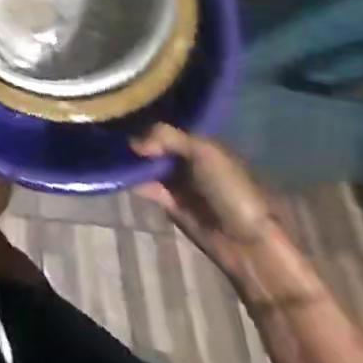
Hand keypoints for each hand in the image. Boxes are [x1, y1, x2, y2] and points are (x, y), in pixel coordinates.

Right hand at [130, 123, 274, 274]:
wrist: (248, 243)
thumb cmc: (231, 190)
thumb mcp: (204, 152)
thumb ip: (167, 137)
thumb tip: (133, 143)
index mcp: (204, 146)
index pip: (170, 129)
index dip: (148, 123)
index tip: (126, 118)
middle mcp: (190, 162)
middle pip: (156, 145)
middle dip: (137, 141)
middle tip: (115, 135)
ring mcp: (180, 184)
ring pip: (149, 165)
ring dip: (133, 161)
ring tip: (113, 153)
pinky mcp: (170, 205)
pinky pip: (147, 187)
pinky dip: (136, 181)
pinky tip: (124, 175)